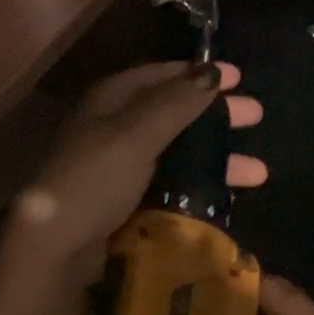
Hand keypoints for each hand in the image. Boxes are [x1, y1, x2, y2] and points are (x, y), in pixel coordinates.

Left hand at [6, 61, 264, 270]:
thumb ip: (176, 104)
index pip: (159, 75)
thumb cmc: (95, 177)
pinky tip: (228, 197)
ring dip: (214, 157)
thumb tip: (212, 70)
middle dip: (214, 115)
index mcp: (110, 99)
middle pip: (171, 112)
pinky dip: (198, 186)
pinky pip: (169, 184)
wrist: (55, 244)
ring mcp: (118, 165)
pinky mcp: (124, 201)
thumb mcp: (136, 134)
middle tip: (258, 117)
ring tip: (258, 172)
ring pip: (175, 152)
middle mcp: (113, 126)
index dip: (197, 74)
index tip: (239, 77)